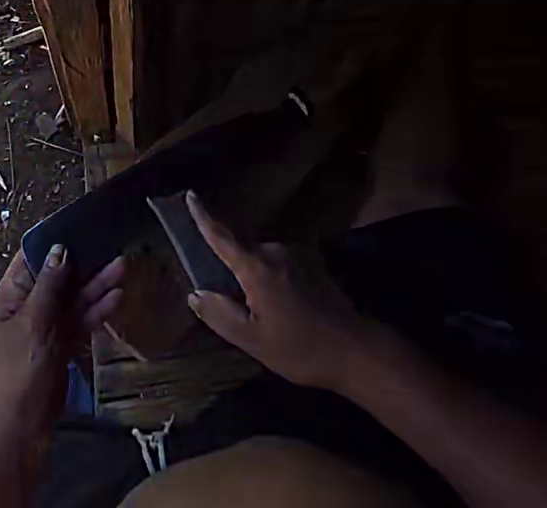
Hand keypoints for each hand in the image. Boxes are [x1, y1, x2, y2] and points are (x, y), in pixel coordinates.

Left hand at [0, 246, 125, 443]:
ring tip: (122, 267)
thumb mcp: (32, 322)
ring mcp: (47, 325)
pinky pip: (82, 320)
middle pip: (60, 276)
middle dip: (85, 262)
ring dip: (97, 284)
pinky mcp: (62, 344)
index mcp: (11, 294)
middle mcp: (29, 305)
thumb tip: (60, 248)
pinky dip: (97, 310)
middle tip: (112, 245)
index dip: (55, 241)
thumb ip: (49, 285)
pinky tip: (116, 298)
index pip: (33, 257)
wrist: (17, 431)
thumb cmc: (16, 372)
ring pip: (75, 297)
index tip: (81, 224)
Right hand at [185, 191, 379, 390]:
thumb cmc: (301, 348)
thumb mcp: (253, 340)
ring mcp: (296, 255)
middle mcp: (274, 252)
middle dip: (232, 270)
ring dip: (255, 278)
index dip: (203, 216)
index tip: (190, 195)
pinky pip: (279, 266)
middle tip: (234, 303)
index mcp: (256, 267)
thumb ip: (219, 314)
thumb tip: (195, 294)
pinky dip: (272, 280)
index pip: (221, 236)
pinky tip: (284, 311)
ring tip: (264, 314)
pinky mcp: (312, 264)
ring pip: (261, 260)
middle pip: (241, 251)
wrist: (357, 350)